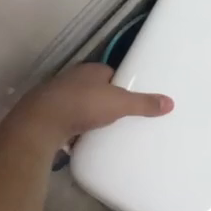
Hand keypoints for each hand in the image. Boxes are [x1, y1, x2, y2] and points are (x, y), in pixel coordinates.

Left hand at [3, 62, 171, 151]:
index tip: (132, 99)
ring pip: (79, 105)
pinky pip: (68, 121)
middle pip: (95, 89)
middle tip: (122, 117)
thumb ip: (143, 103)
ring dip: (89, 115)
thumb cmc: (82, 105)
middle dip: (105, 101)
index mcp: (90, 70)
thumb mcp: (119, 103)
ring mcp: (57, 97)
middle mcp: (72, 79)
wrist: (41, 123)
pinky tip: (84, 140)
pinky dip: (75, 128)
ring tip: (105, 130)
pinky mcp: (48, 116)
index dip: (121, 85)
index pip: (110, 73)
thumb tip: (170, 102)